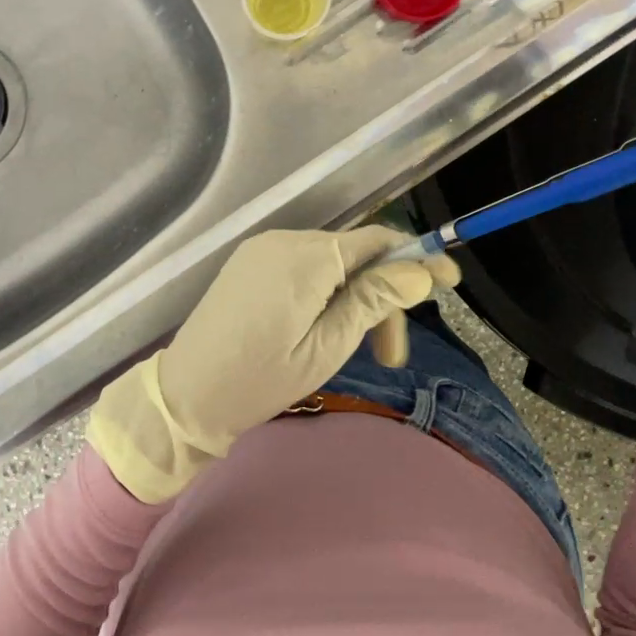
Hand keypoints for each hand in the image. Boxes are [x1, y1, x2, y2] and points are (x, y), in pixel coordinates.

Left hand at [86, 226, 460, 503]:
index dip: (416, 259)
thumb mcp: (327, 346)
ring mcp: (261, 250)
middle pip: (354, 255)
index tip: (449, 283)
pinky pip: (301, 268)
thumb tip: (419, 268)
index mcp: (306, 256)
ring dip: (353, 300)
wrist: (186, 395)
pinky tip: (323, 330)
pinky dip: (324, 294)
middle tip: (390, 356)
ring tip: (358, 352)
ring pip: (329, 263)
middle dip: (381, 297)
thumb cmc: (260, 378)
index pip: (377, 240)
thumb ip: (372, 300)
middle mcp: (283, 240)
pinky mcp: (247, 266)